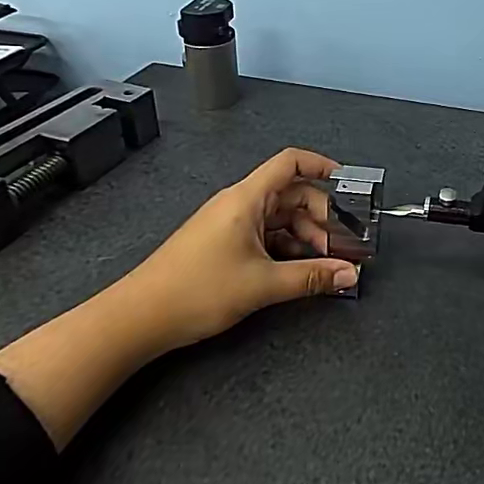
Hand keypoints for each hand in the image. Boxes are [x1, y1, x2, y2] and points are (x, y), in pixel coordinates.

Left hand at [112, 147, 359, 351]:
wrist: (136, 320)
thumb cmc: (191, 291)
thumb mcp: (262, 284)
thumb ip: (312, 277)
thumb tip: (347, 274)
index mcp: (246, 199)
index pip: (291, 162)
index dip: (321, 165)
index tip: (347, 183)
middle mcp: (239, 204)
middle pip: (292, 194)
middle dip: (321, 216)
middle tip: (341, 242)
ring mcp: (230, 223)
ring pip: (280, 217)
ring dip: (306, 236)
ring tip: (324, 262)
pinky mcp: (224, 243)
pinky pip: (266, 235)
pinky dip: (287, 247)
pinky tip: (299, 269)